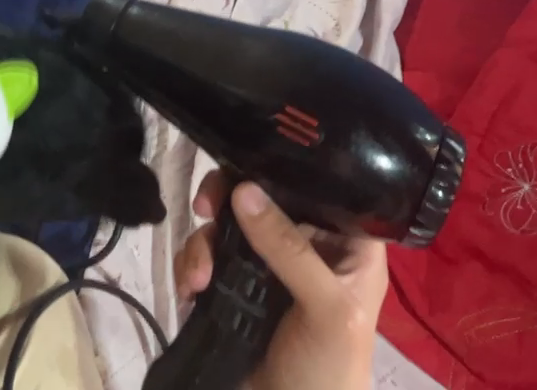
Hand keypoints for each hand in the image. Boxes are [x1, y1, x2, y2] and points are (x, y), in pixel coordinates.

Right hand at [174, 172, 386, 389]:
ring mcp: (265, 266)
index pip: (316, 185)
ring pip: (225, 224)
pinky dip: (191, 264)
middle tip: (204, 208)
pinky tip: (190, 290)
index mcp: (346, 246)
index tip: (243, 169)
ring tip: (197, 278)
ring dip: (203, 243)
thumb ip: (289, 248)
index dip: (280, 167)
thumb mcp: (328, 312)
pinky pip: (205, 253)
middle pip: (259, 195)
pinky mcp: (232, 285)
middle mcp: (306, 246)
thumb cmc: (330, 373)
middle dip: (225, 199)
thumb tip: (243, 189)